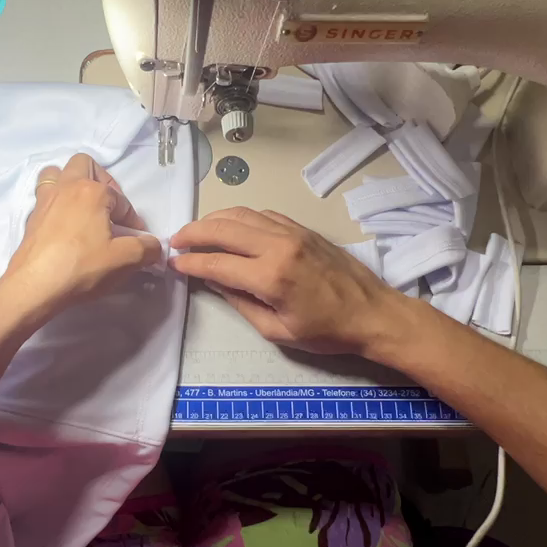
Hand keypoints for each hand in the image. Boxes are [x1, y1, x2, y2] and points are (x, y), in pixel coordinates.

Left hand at [0, 154, 162, 322]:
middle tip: (108, 208)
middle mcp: (66, 187)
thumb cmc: (81, 266)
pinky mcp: (31, 218)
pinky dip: (57, 203)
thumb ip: (146, 248)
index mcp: (91, 191)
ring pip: (56, 174)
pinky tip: (66, 226)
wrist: (34, 286)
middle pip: (84, 165)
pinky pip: (45, 197)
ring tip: (83, 208)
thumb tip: (153, 245)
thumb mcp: (124, 260)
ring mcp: (44, 200)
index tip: (136, 239)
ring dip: (71, 184)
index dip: (132, 219)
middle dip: (101, 181)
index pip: (121, 199)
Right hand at [169, 207, 430, 356]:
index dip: (190, 262)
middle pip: (224, 228)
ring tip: (196, 230)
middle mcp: (278, 246)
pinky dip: (239, 216)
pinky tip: (229, 226)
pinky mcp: (302, 228)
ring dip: (214, 219)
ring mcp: (292, 232)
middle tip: (175, 240)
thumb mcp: (276, 330)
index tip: (172, 262)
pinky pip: (262, 214)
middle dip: (194, 232)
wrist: (373, 313)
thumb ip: (240, 302)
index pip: (217, 263)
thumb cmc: (326, 332)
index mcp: (271, 276)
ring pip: (242, 214)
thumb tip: (212, 280)